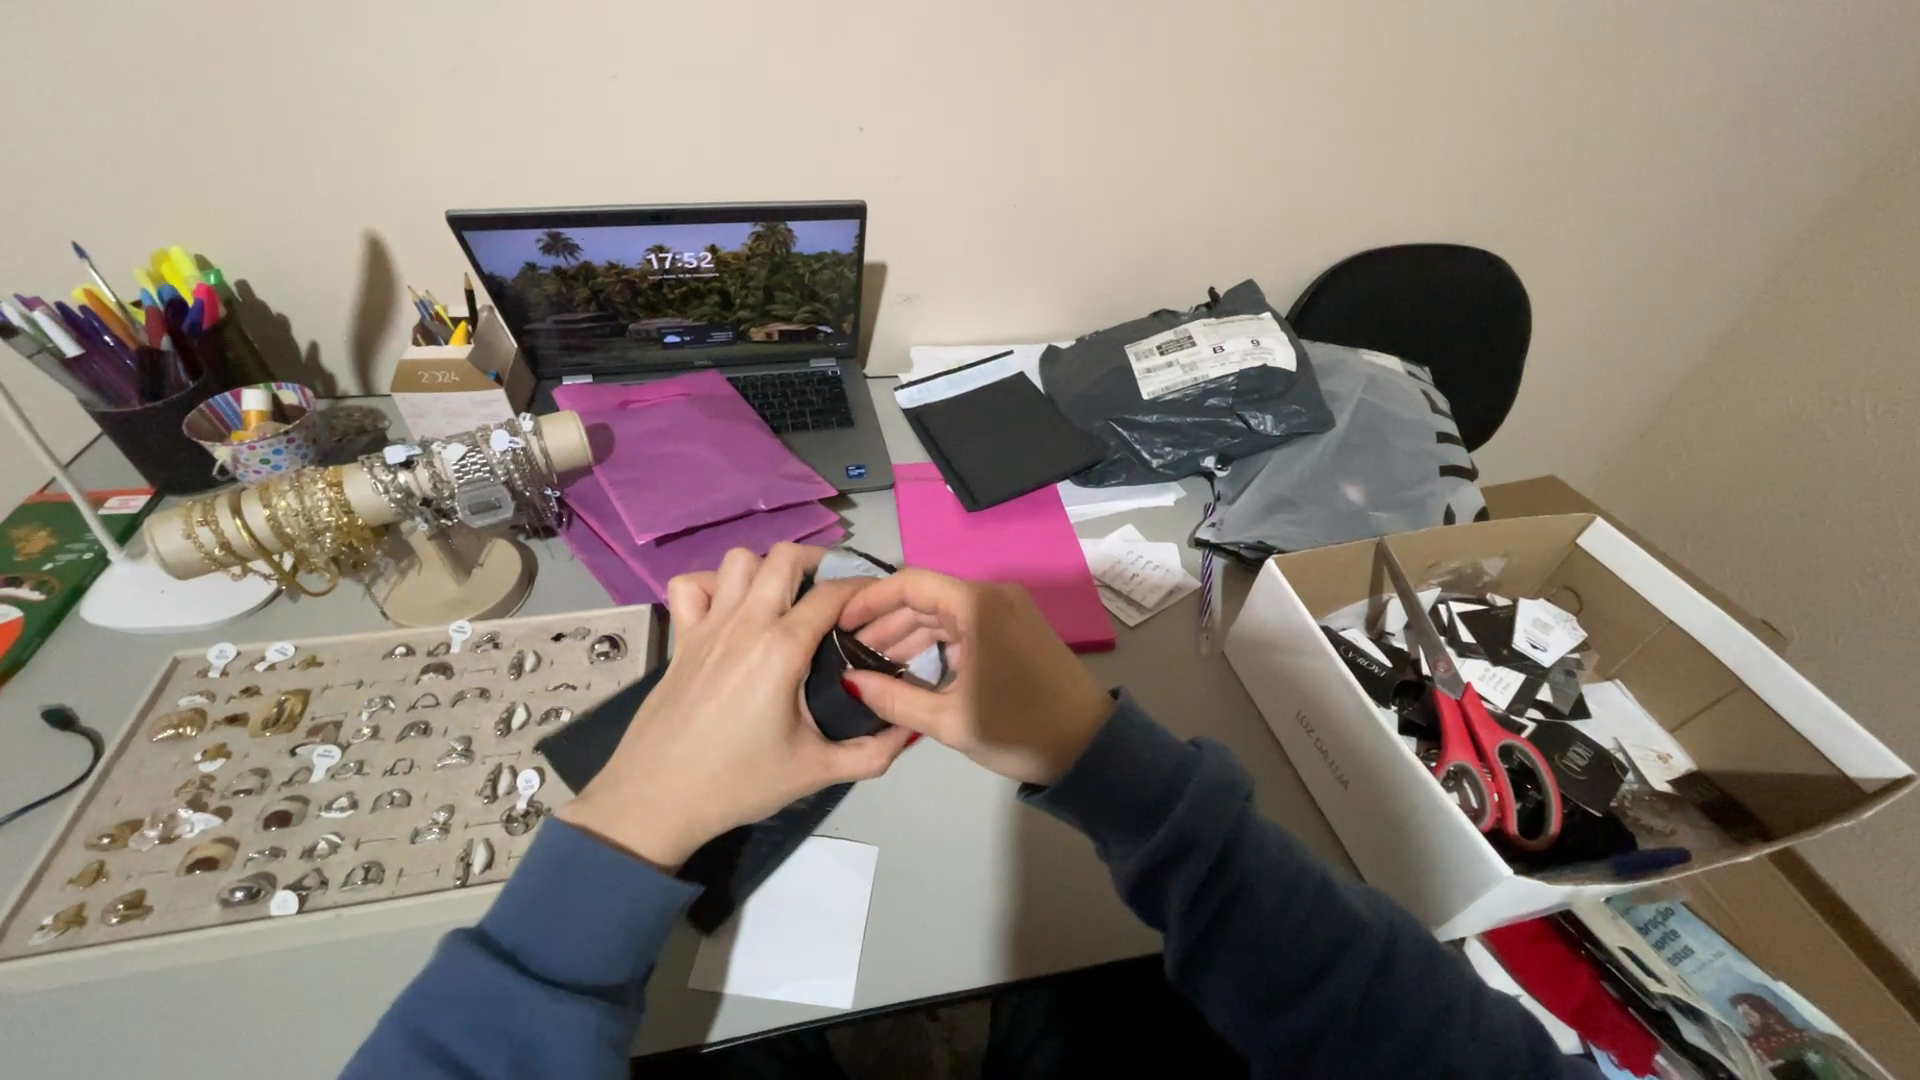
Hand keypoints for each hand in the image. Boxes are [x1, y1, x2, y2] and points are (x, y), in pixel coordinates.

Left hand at [558, 545, 914, 869]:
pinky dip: (714, 585)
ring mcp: (707, 627)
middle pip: (784, 557)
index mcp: (781, 649)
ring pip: (739, 560)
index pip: (831, 594)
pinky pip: (691, 586)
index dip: (860, 589)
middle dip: (818, 561)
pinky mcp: (680, 639)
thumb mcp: (815, 772)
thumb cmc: (737, 784)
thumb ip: (872, 752)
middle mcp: (745, 624)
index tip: (875, 601)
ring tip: (786, 597)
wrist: (654, 803)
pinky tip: (731, 610)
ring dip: (768, 568)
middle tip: (834, 591)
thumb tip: (911, 732)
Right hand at [837, 569, 1114, 785]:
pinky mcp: (1016, 627)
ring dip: (910, 634)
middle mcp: (993, 595)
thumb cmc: (1018, 730)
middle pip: (927, 597)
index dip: (870, 599)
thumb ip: (894, 698)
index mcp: (978, 605)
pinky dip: (938, 641)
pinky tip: (911, 666)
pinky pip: (966, 623)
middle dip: (886, 621)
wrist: (1089, 747)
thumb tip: (848, 681)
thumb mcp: (950, 720)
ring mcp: (1008, 609)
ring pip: (945, 612)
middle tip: (848, 650)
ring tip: (872, 662)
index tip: (839, 621)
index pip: (911, 583)